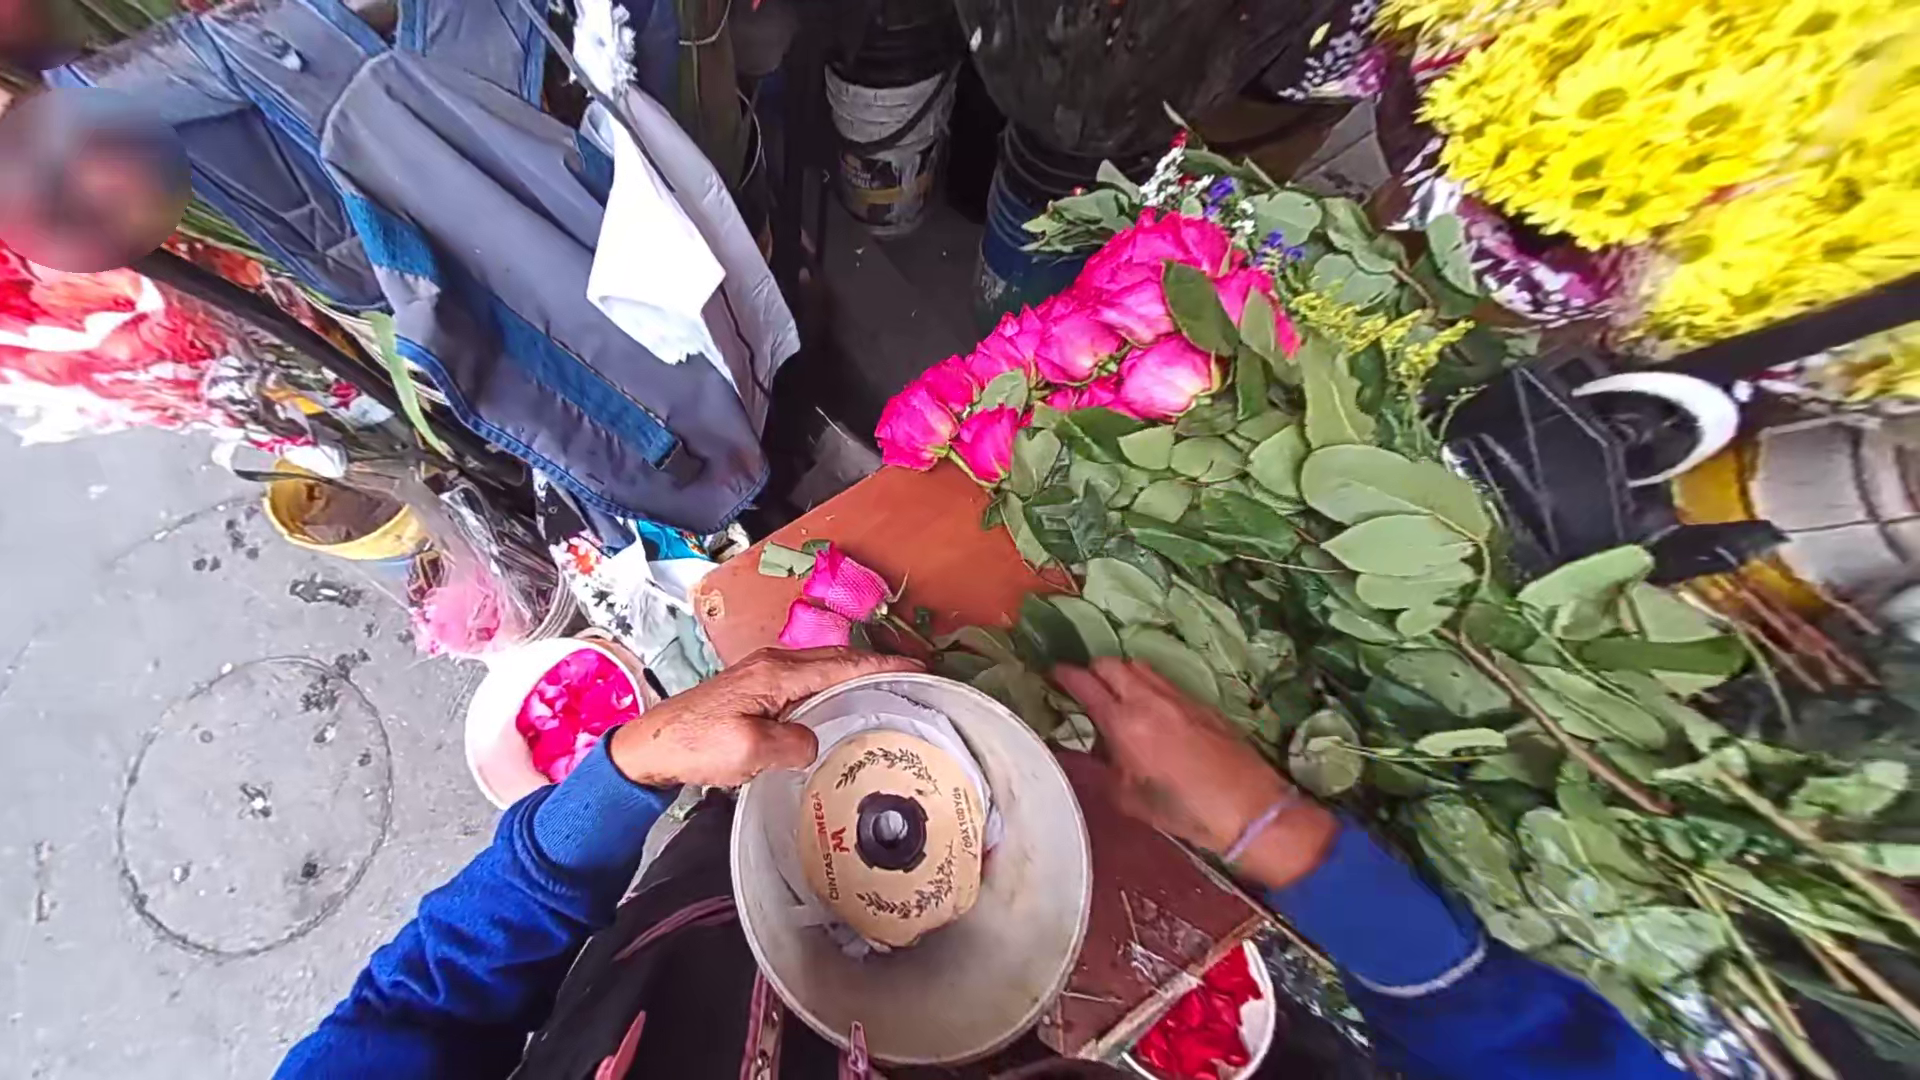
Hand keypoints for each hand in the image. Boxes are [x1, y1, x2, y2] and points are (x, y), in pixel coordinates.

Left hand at [609, 647, 923, 787]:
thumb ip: (791, 743)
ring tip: (884, 685)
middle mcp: (776, 662)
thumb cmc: (696, 746)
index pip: (843, 665)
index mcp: (779, 673)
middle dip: (876, 662)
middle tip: (910, 676)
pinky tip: (839, 697)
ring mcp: (765, 669)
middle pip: (838, 657)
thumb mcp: (747, 752)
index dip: (882, 665)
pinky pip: (808, 675)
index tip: (916, 666)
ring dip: (856, 670)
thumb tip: (813, 739)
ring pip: (823, 664)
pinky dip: (834, 679)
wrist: (649, 745)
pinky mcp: (756, 681)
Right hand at [1053, 658, 1337, 887]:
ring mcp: (1175, 695)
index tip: (1052, 674)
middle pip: (1108, 663)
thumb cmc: (1185, 811)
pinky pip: (1160, 678)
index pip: (1084, 684)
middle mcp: (1147, 699)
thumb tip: (1077, 752)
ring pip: (1136, 665)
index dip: (1063, 675)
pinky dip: (1144, 683)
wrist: (1252, 810)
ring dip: (1119, 672)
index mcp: (1124, 723)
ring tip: (1115, 695)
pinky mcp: (1198, 700)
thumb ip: (1098, 768)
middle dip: (1091, 670)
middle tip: (1084, 688)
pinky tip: (1148, 708)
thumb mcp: (1128, 799)